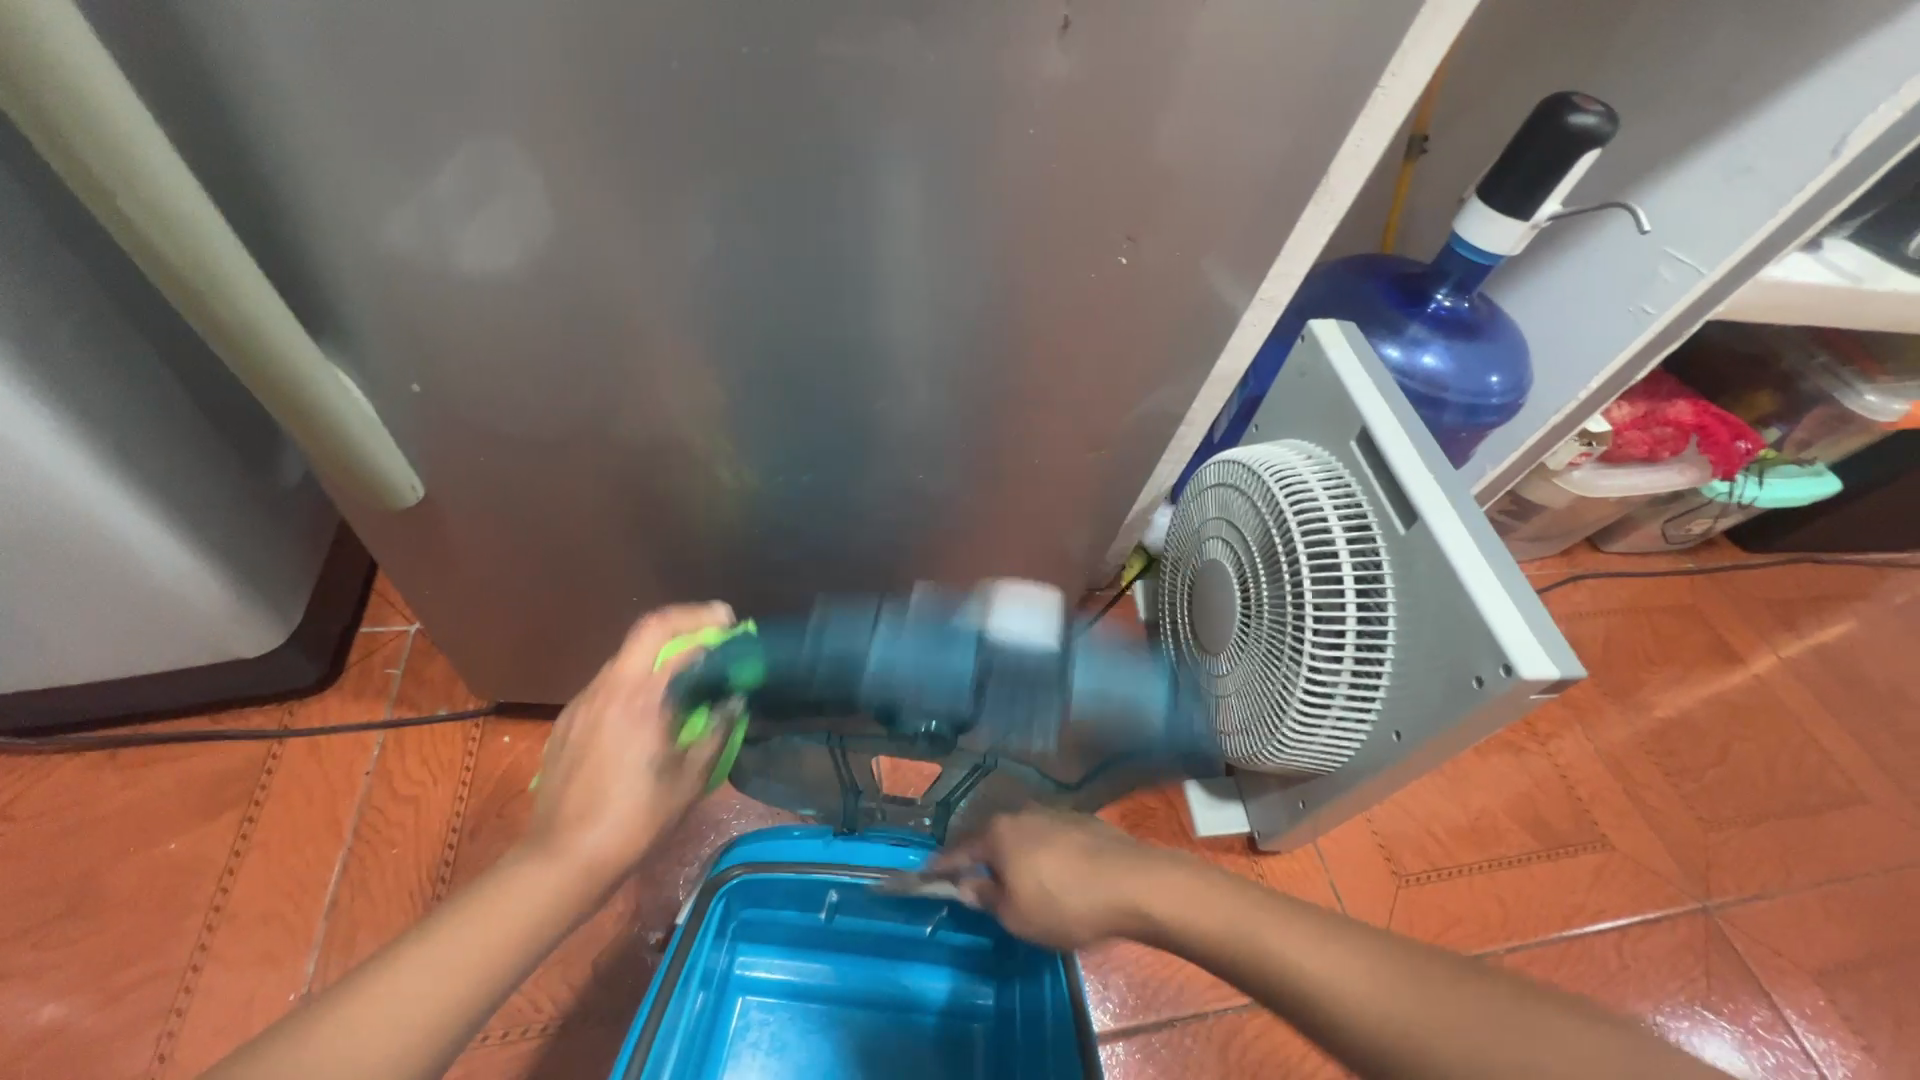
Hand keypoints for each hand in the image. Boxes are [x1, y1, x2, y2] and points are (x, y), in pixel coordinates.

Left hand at [518, 602, 736, 893]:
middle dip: (685, 620)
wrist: (564, 857)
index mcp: (640, 697)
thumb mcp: (691, 780)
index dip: (708, 624)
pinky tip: (650, 711)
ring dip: (659, 653)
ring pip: (625, 658)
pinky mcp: (568, 721)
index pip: (676, 638)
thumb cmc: (636, 820)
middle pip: (646, 630)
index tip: (734, 626)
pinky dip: (637, 681)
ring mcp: (582, 703)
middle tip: (716, 627)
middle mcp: (608, 688)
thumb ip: (717, 731)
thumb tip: (735, 700)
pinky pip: (608, 686)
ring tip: (687, 674)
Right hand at [929, 807, 1184, 949]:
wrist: (1134, 883)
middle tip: (973, 880)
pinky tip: (1053, 872)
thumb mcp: (1016, 917)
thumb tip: (968, 886)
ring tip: (1015, 878)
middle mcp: (1021, 814)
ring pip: (1022, 834)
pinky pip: (1048, 837)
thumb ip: (986, 899)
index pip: (958, 851)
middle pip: (990, 837)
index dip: (941, 867)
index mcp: (997, 834)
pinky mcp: (1082, 820)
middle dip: (980, 858)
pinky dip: (1042, 853)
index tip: (925, 874)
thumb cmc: (1065, 904)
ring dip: (1014, 854)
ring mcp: (1054, 813)